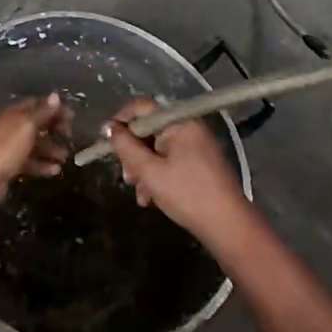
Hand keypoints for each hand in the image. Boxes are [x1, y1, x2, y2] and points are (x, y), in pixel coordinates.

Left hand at [0, 93, 72, 201]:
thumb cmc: (7, 146)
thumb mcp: (27, 125)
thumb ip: (43, 111)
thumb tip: (55, 95)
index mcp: (14, 113)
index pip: (37, 104)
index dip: (55, 108)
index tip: (71, 116)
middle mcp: (12, 128)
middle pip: (38, 125)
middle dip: (55, 129)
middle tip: (70, 137)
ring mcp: (11, 148)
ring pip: (35, 145)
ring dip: (52, 149)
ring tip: (66, 156)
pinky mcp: (11, 166)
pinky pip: (30, 162)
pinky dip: (43, 165)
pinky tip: (56, 170)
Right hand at [105, 99, 250, 238]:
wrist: (226, 224)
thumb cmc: (187, 194)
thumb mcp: (150, 171)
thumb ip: (126, 147)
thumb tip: (108, 127)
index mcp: (179, 121)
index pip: (142, 107)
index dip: (120, 121)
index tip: (105, 140)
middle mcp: (188, 126)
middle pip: (149, 130)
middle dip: (133, 153)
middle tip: (126, 177)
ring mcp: (196, 144)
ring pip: (158, 149)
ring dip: (144, 169)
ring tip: (140, 195)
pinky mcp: (199, 161)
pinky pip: (171, 160)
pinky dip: (158, 175)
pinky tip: (151, 198)